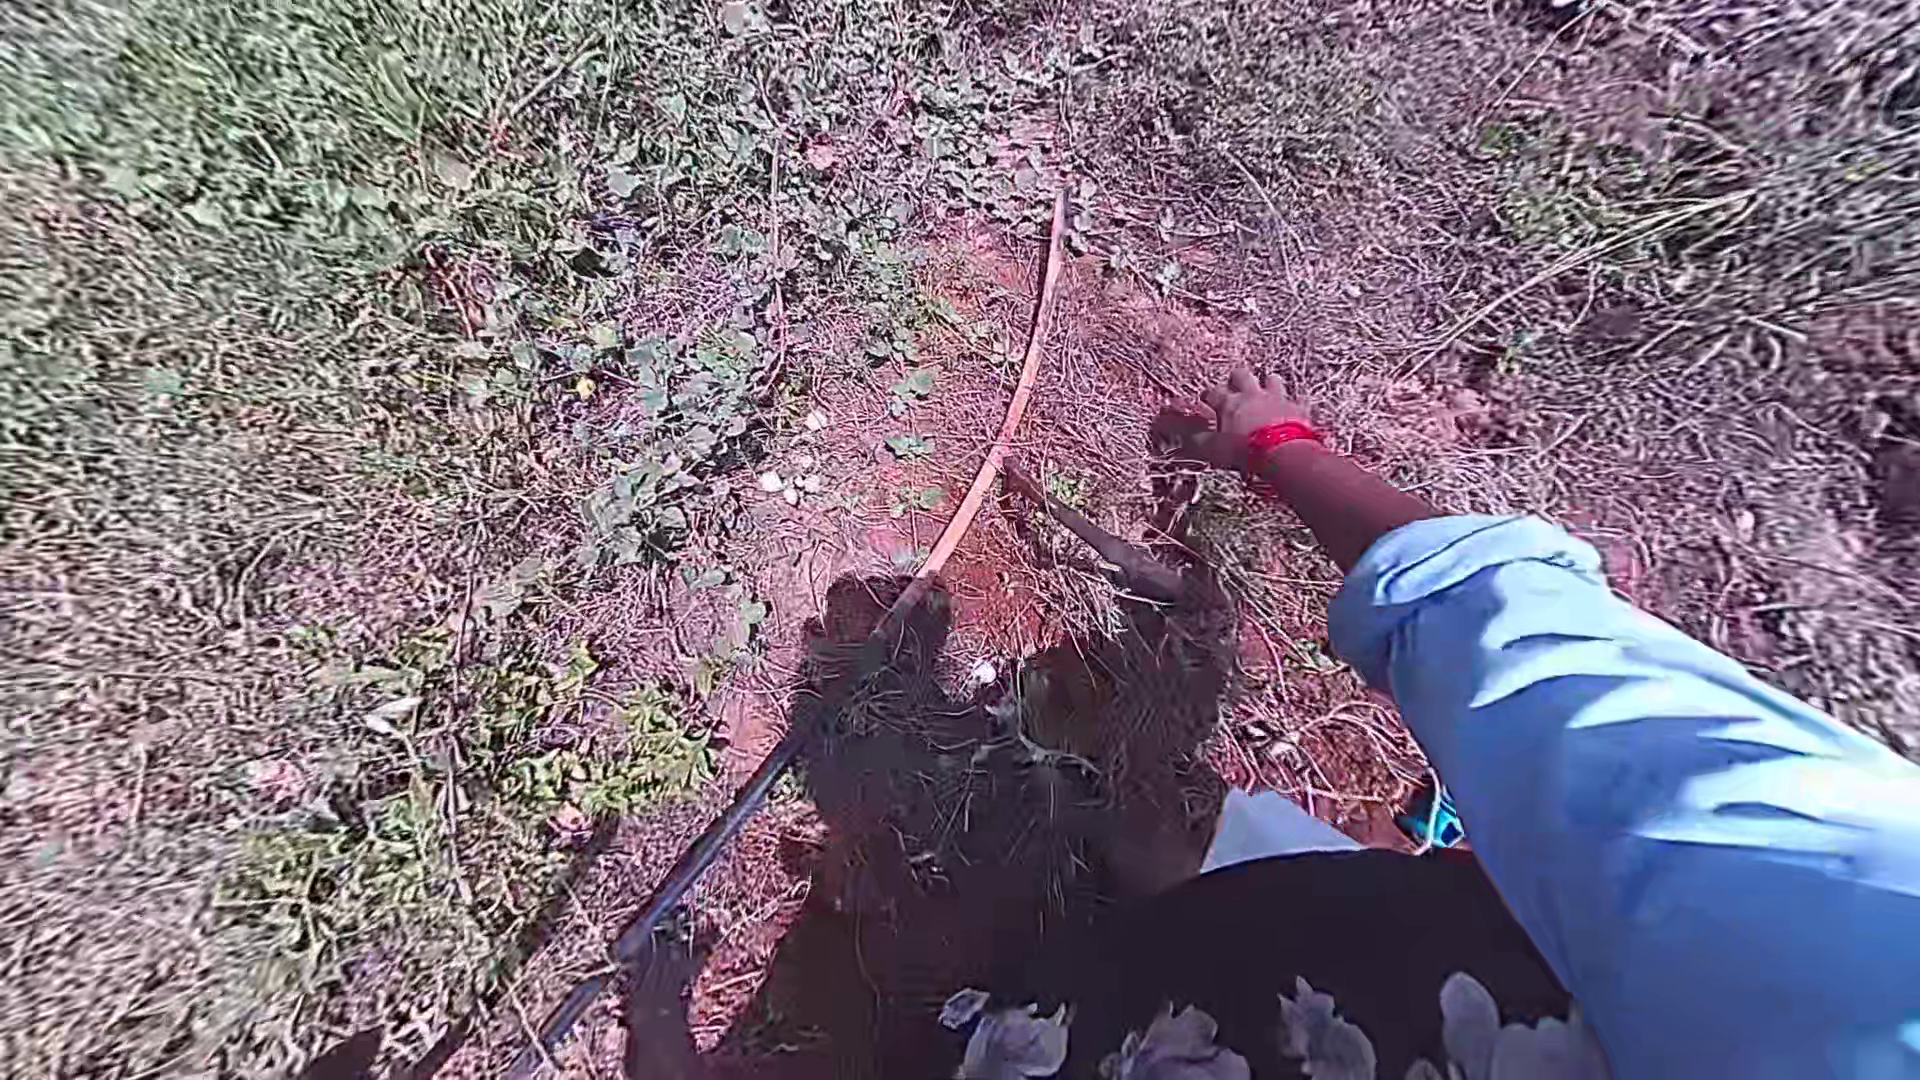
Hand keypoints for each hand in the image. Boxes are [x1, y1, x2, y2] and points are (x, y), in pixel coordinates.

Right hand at [1193, 366, 1312, 470]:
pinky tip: (1292, 406)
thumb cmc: (1245, 450)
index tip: (1206, 398)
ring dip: (1267, 383)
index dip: (1208, 395)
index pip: (1213, 392)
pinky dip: (1293, 402)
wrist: (1281, 452)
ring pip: (1271, 380)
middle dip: (1236, 377)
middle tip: (1234, 382)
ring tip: (1264, 388)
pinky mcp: (1297, 407)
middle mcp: (1252, 396)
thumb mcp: (1214, 449)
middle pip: (1242, 375)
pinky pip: (1297, 400)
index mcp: (1229, 404)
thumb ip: (1202, 441)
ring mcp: (1276, 398)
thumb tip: (1194, 438)